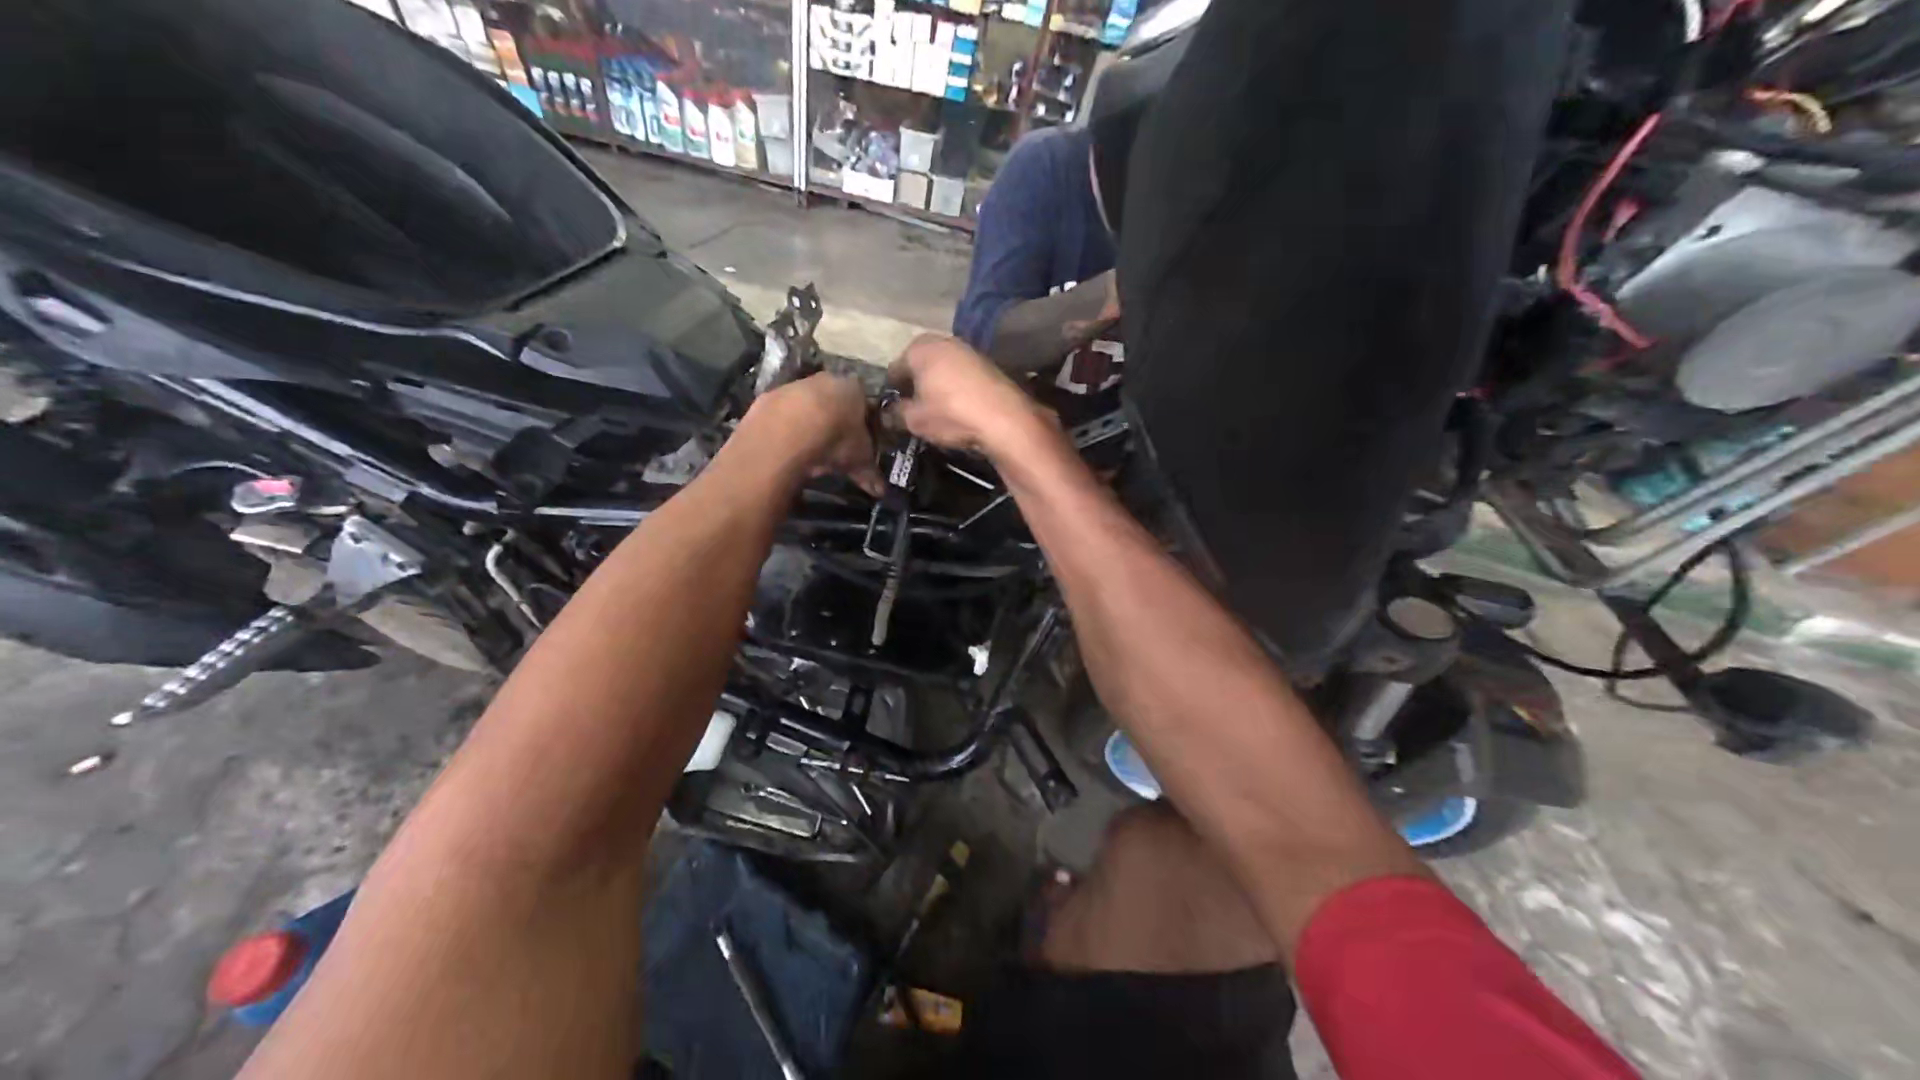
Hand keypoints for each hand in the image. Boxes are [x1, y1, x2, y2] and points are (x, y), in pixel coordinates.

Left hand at [744, 373, 884, 494]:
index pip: (863, 403)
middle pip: (833, 400)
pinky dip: (786, 428)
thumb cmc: (835, 440)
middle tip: (834, 447)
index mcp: (853, 389)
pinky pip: (782, 414)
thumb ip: (870, 473)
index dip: (862, 423)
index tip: (859, 442)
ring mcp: (794, 385)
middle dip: (834, 421)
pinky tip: (787, 447)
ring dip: (808, 423)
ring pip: (806, 405)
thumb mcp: (858, 460)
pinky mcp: (769, 397)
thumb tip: (881, 491)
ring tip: (809, 450)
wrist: (787, 433)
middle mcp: (825, 380)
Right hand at [889, 334, 1055, 455]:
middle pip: (920, 362)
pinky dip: (956, 385)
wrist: (1004, 418)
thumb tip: (888, 413)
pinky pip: (961, 372)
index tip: (894, 408)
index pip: (895, 369)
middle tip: (915, 407)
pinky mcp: (987, 362)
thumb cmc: (951, 414)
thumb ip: (896, 414)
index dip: (892, 390)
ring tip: (937, 407)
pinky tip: (959, 404)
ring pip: (942, 366)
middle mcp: (942, 341)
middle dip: (916, 382)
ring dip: (937, 382)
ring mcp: (967, 349)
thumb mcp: (915, 420)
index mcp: (919, 348)